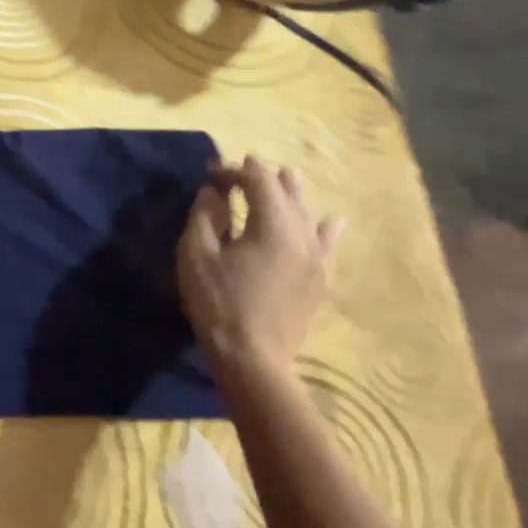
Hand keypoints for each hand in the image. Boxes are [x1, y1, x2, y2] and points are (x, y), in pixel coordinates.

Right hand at [177, 155, 343, 378]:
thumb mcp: (196, 253)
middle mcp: (303, 237)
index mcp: (273, 227)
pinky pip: (328, 245)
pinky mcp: (320, 280)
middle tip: (239, 172)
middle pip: (289, 194)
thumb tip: (213, 192)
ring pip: (309, 216)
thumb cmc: (217, 300)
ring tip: (286, 177)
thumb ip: (205, 216)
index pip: (259, 181)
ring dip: (293, 195)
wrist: (253, 356)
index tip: (210, 174)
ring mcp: (317, 260)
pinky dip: (326, 229)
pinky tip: (331, 221)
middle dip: (264, 177)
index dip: (234, 170)